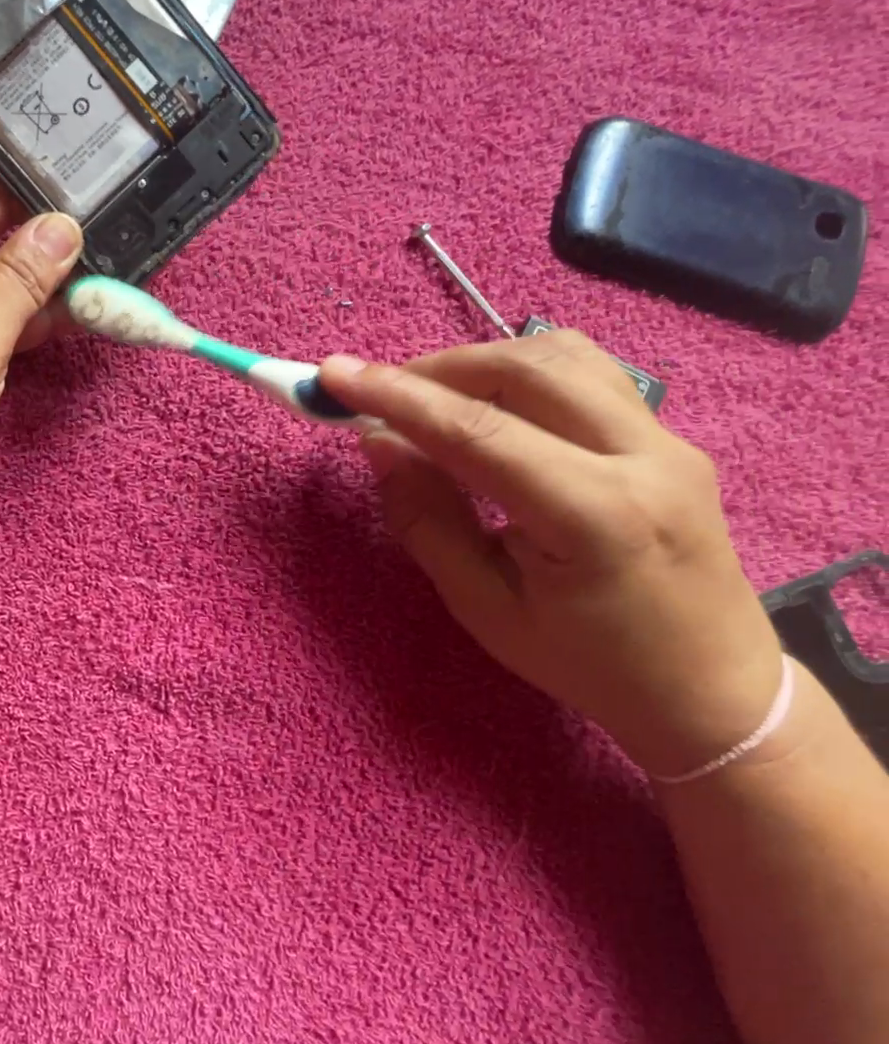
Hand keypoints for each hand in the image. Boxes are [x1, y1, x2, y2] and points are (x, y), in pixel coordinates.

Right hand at [319, 331, 784, 777]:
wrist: (710, 688)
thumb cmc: (585, 662)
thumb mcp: (483, 606)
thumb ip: (428, 519)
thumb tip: (379, 445)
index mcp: (595, 515)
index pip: (479, 431)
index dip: (398, 397)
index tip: (333, 374)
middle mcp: (645, 459)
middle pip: (527, 369)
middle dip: (436, 369)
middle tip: (373, 393)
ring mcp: (668, 441)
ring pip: (563, 355)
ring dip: (479, 362)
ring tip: (424, 397)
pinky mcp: (668, 438)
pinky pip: (586, 375)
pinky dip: (519, 372)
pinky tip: (483, 404)